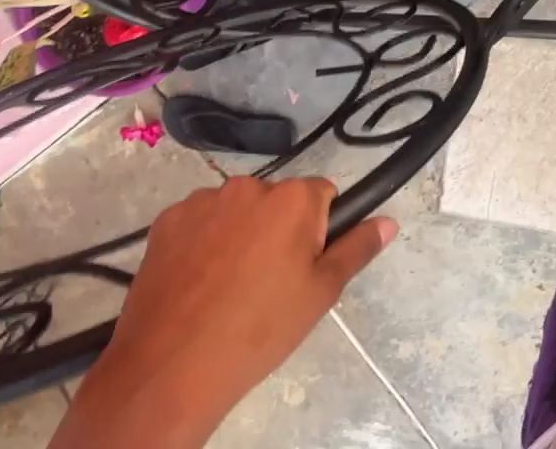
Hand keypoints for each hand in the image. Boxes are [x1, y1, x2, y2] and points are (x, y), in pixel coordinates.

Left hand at [51, 177, 394, 448]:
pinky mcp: (166, 221)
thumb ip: (356, 250)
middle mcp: (249, 186)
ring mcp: (202, 201)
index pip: (322, 195)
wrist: (169, 368)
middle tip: (268, 283)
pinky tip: (197, 283)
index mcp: (293, 198)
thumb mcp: (320, 294)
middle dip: (278, 229)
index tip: (304, 266)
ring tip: (228, 288)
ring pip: (237, 211)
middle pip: (277, 200)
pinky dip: (203, 242)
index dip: (318, 230)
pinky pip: (199, 222)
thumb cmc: (259, 330)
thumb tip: (389, 222)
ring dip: (240, 233)